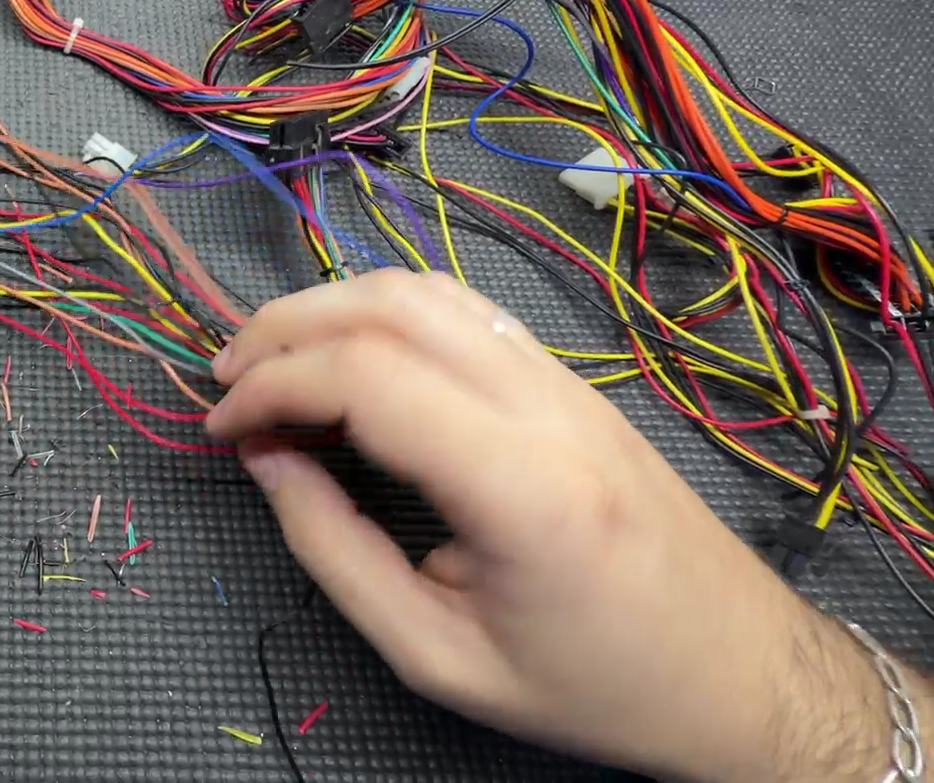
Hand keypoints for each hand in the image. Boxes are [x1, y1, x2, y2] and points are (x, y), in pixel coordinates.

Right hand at [208, 269, 909, 782]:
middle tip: (226, 376)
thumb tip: (263, 456)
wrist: (747, 677)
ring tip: (269, 357)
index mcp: (522, 486)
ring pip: (416, 289)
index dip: (270, 387)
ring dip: (323, 307)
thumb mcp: (434, 654)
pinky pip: (450, 305)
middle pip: (384, 309)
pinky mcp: (558, 374)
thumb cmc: (591, 683)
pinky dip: (372, 309)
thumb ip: (330, 549)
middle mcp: (544, 406)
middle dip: (279, 329)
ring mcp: (559, 378)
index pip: (365, 378)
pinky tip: (342, 350)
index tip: (223, 427)